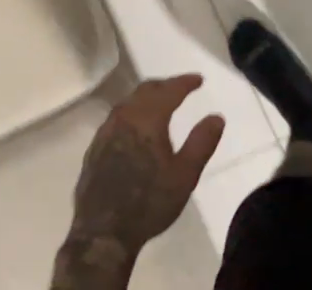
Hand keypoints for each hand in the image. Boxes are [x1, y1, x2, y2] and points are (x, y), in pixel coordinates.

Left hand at [66, 75, 223, 256]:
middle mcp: (124, 116)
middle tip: (181, 88)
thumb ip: (202, 142)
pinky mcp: (95, 146)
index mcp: (147, 118)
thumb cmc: (150, 202)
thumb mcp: (185, 175)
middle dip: (165, 86)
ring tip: (160, 104)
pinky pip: (116, 118)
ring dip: (147, 98)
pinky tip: (136, 128)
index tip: (199, 80)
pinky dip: (132, 113)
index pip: (169, 90)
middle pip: (146, 90)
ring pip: (128, 102)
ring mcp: (105, 131)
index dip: (185, 82)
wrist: (104, 231)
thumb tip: (217, 116)